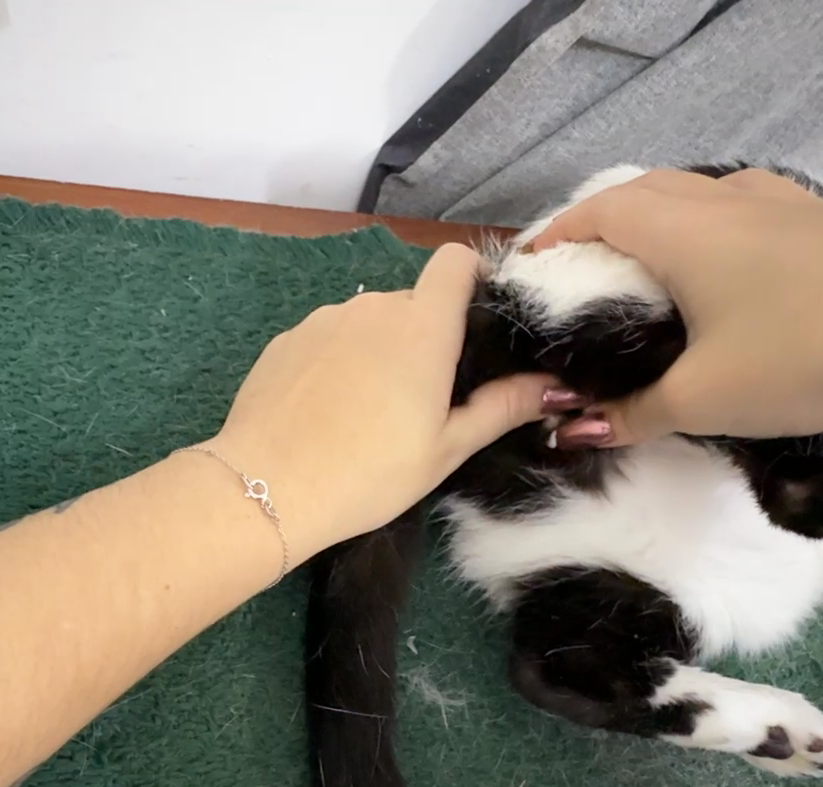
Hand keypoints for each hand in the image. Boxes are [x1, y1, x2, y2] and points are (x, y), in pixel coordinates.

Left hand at [205, 244, 555, 555]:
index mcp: (422, 326)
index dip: (473, 282)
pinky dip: (336, 363)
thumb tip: (553, 385)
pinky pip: (326, 339)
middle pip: (412, 303)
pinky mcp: (284, 341)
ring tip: (368, 414)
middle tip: (422, 402)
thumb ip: (502, 408)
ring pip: (367, 323)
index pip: (456, 263)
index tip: (475, 326)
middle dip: (424, 339)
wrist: (269, 488)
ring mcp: (322, 320)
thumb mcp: (447, 449)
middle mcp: (372, 307)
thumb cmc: (371, 472)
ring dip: (378, 352)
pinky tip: (326, 413)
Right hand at [530, 168, 822, 442]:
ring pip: (694, 197)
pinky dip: (704, 231)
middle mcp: (726, 200)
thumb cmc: (804, 356)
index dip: (555, 234)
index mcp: (684, 230)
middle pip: (643, 193)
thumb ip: (629, 413)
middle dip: (599, 226)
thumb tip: (571, 433)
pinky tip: (717, 274)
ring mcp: (781, 203)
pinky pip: (737, 211)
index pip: (598, 211)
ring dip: (655, 222)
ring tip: (640, 271)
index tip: (529, 269)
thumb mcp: (702, 399)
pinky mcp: (820, 221)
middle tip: (578, 275)